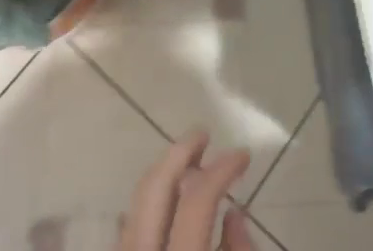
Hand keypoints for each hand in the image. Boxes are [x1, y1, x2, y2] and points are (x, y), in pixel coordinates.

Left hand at [119, 131, 252, 250]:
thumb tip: (234, 214)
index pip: (197, 201)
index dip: (222, 170)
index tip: (242, 154)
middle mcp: (142, 250)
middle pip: (155, 188)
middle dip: (180, 153)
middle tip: (204, 133)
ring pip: (138, 200)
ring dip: (165, 173)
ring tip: (191, 161)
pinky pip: (130, 222)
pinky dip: (151, 202)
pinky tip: (168, 199)